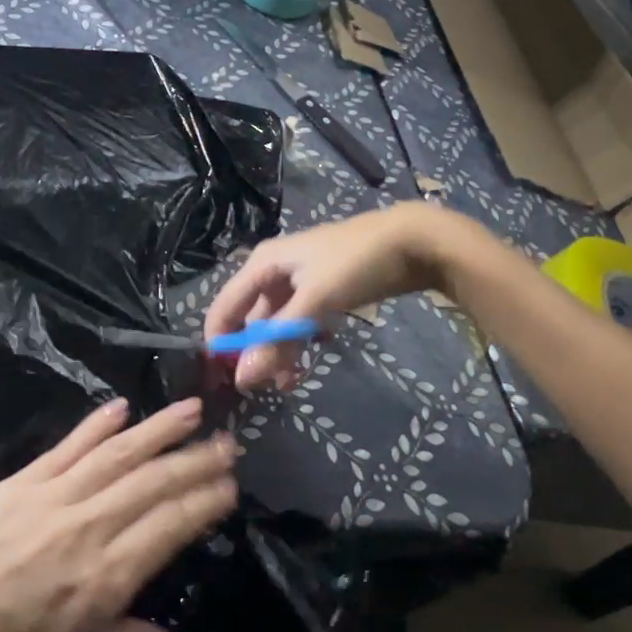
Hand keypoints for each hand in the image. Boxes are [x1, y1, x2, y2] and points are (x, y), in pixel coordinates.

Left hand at [0, 397, 236, 631]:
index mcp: (105, 577)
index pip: (170, 526)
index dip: (205, 501)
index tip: (231, 482)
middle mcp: (88, 527)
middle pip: (153, 484)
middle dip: (194, 460)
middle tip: (228, 441)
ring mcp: (54, 497)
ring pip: (118, 454)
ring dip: (157, 430)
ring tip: (191, 409)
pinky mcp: (22, 481)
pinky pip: (68, 446)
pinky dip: (96, 424)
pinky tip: (121, 406)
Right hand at [205, 203, 487, 389]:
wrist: (411, 242)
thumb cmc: (354, 264)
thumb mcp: (315, 301)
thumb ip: (278, 339)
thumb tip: (242, 378)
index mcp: (261, 265)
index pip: (224, 307)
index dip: (220, 343)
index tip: (222, 382)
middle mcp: (272, 271)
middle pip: (250, 318)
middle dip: (254, 352)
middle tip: (265, 390)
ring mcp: (297, 281)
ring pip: (276, 323)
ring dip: (279, 352)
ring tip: (290, 384)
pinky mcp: (320, 291)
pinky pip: (298, 321)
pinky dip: (299, 342)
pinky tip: (306, 364)